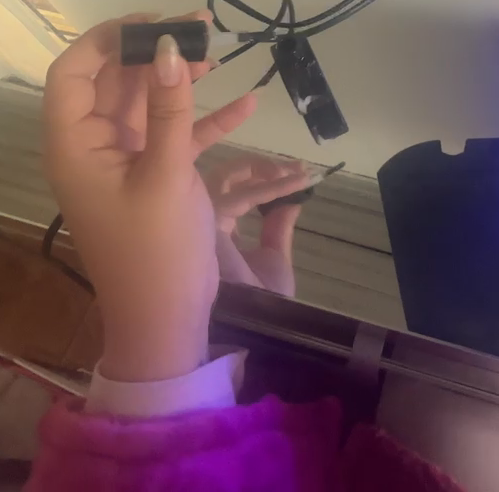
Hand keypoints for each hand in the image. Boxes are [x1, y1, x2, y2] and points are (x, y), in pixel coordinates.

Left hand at [41, 11, 256, 382]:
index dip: (108, 39)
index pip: (75, 72)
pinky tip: (247, 103)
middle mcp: (95, 144)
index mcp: (76, 145)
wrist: (166, 318)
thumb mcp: (165, 173)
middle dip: (156, 50)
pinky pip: (178, 131)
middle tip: (202, 25)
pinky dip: (206, 116)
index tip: (156, 21)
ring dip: (182, 77)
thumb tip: (169, 46)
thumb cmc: (154, 249)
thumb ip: (170, 108)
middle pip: (117, 80)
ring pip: (149, 100)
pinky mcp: (156, 171)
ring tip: (219, 50)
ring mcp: (126, 157)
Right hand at [205, 153, 312, 296]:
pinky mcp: (206, 226)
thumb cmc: (260, 308)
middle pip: (223, 181)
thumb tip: (292, 199)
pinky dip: (272, 187)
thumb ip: (278, 228)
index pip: (234, 196)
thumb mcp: (274, 260)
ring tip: (296, 170)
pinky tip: (297, 182)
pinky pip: (242, 196)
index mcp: (218, 236)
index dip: (262, 181)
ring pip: (227, 180)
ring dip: (264, 170)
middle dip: (258, 167)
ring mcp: (201, 224)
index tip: (297, 173)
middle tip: (295, 166)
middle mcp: (203, 226)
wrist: (255, 333)